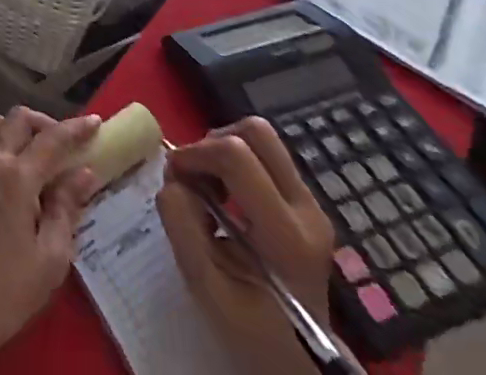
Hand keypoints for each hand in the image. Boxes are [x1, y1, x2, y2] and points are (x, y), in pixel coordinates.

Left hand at [0, 107, 101, 374]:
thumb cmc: (8, 289)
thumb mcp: (51, 256)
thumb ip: (67, 207)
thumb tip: (84, 173)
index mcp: (16, 177)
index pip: (52, 139)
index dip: (76, 129)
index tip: (97, 123)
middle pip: (18, 119)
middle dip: (46, 123)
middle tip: (68, 145)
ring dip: (21, 130)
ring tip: (43, 157)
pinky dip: (5, 144)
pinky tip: (21, 175)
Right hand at [156, 117, 336, 374]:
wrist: (298, 363)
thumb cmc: (250, 331)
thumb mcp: (205, 287)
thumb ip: (184, 227)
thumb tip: (174, 179)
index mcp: (285, 235)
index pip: (238, 157)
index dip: (196, 154)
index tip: (173, 173)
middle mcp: (307, 209)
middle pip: (257, 133)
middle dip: (213, 142)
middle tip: (193, 174)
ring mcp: (312, 205)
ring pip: (263, 141)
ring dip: (224, 150)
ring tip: (206, 188)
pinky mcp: (307, 205)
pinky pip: (268, 160)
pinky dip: (237, 164)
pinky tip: (224, 198)